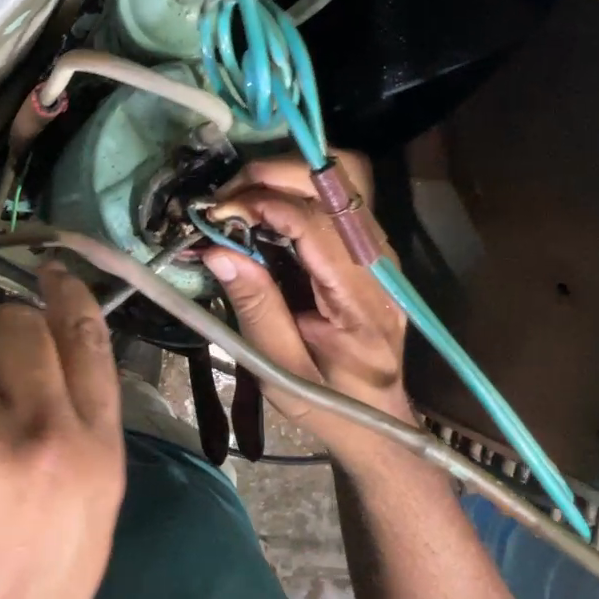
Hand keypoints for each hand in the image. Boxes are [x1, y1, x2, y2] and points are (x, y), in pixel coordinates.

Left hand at [0, 265, 125, 598]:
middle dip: (0, 333)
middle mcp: (32, 437)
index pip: (85, 339)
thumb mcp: (84, 519)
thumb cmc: (23, 590)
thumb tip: (56, 354)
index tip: (52, 272)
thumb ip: (79, 432)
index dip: (67, 293)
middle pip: (16, 324)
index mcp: (90, 456)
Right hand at [203, 153, 413, 460]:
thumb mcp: (282, 370)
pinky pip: (333, 197)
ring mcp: (377, 249)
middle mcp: (379, 262)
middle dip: (274, 174)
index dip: (263, 205)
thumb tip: (217, 251)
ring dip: (283, 176)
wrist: (381, 424)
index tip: (217, 213)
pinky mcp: (366, 246)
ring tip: (240, 199)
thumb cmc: (331, 405)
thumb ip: (255, 309)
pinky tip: (260, 211)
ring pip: (338, 178)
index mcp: (363, 298)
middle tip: (226, 196)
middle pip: (336, 181)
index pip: (316, 223)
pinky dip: (292, 190)